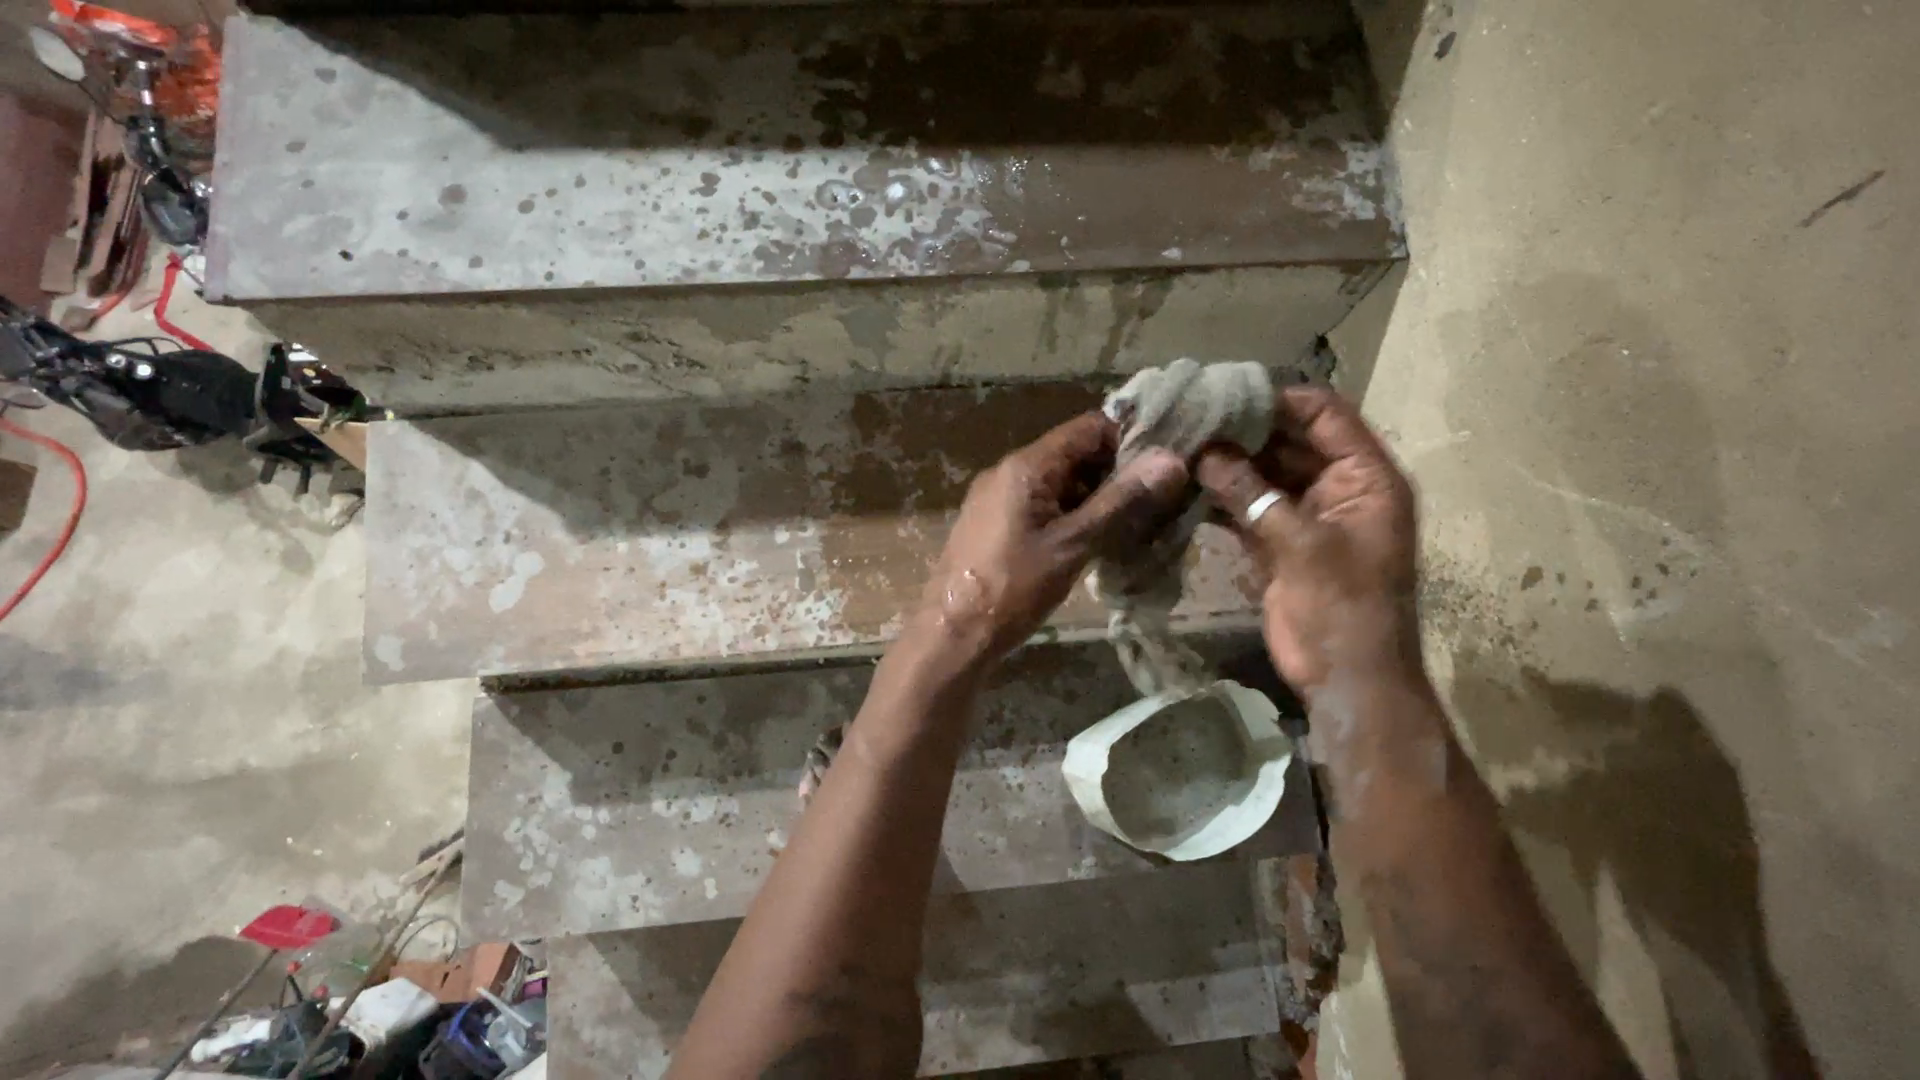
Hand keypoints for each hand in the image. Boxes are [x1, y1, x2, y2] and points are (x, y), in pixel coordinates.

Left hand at [914, 412, 1188, 663]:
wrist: (952, 634)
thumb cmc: (1013, 588)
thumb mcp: (1073, 545)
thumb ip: (1120, 501)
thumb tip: (1172, 460)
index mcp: (1025, 466)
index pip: (1088, 428)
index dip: (1129, 439)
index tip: (1163, 465)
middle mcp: (1007, 471)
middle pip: (1073, 454)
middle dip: (1114, 474)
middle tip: (1157, 501)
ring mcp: (997, 498)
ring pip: (1059, 483)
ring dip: (1094, 499)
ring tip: (1133, 524)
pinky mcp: (993, 523)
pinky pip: (1041, 505)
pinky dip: (1070, 516)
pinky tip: (1094, 542)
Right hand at [1196, 386, 1420, 703]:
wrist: (1347, 679)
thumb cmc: (1343, 609)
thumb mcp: (1302, 546)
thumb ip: (1253, 494)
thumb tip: (1205, 452)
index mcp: (1366, 478)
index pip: (1325, 415)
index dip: (1278, 400)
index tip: (1224, 393)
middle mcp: (1339, 488)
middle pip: (1289, 441)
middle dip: (1242, 431)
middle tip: (1188, 418)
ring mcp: (1308, 517)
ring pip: (1265, 474)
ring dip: (1227, 464)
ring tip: (1178, 447)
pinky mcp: (1281, 544)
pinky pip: (1249, 508)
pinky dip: (1221, 499)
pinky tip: (1184, 488)